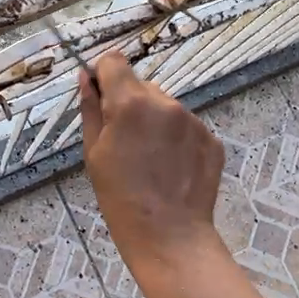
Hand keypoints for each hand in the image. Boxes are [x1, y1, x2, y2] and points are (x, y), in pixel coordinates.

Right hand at [79, 52, 225, 260]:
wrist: (169, 235)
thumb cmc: (120, 198)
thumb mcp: (93, 153)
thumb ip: (90, 109)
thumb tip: (86, 78)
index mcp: (130, 104)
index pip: (115, 62)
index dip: (104, 75)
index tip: (101, 97)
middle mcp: (166, 103)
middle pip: (141, 86)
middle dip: (130, 104)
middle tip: (124, 142)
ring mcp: (193, 121)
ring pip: (165, 107)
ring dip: (154, 121)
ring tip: (150, 160)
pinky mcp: (212, 139)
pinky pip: (186, 127)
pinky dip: (176, 140)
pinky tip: (170, 168)